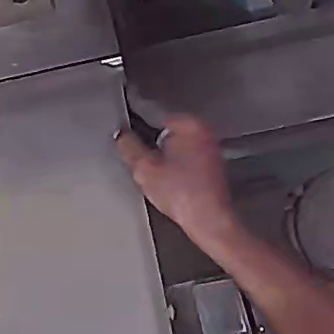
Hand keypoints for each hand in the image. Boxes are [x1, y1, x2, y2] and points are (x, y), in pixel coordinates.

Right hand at [116, 114, 241, 244]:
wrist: (208, 220)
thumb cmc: (183, 194)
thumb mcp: (144, 168)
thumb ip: (128, 146)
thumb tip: (121, 135)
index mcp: (190, 124)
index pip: (155, 113)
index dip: (136, 122)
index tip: (126, 128)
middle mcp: (204, 131)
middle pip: (165, 130)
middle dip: (152, 143)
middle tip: (144, 161)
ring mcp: (210, 148)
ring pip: (175, 146)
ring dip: (164, 156)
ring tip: (159, 175)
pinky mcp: (211, 166)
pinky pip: (186, 159)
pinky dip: (176, 167)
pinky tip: (171, 182)